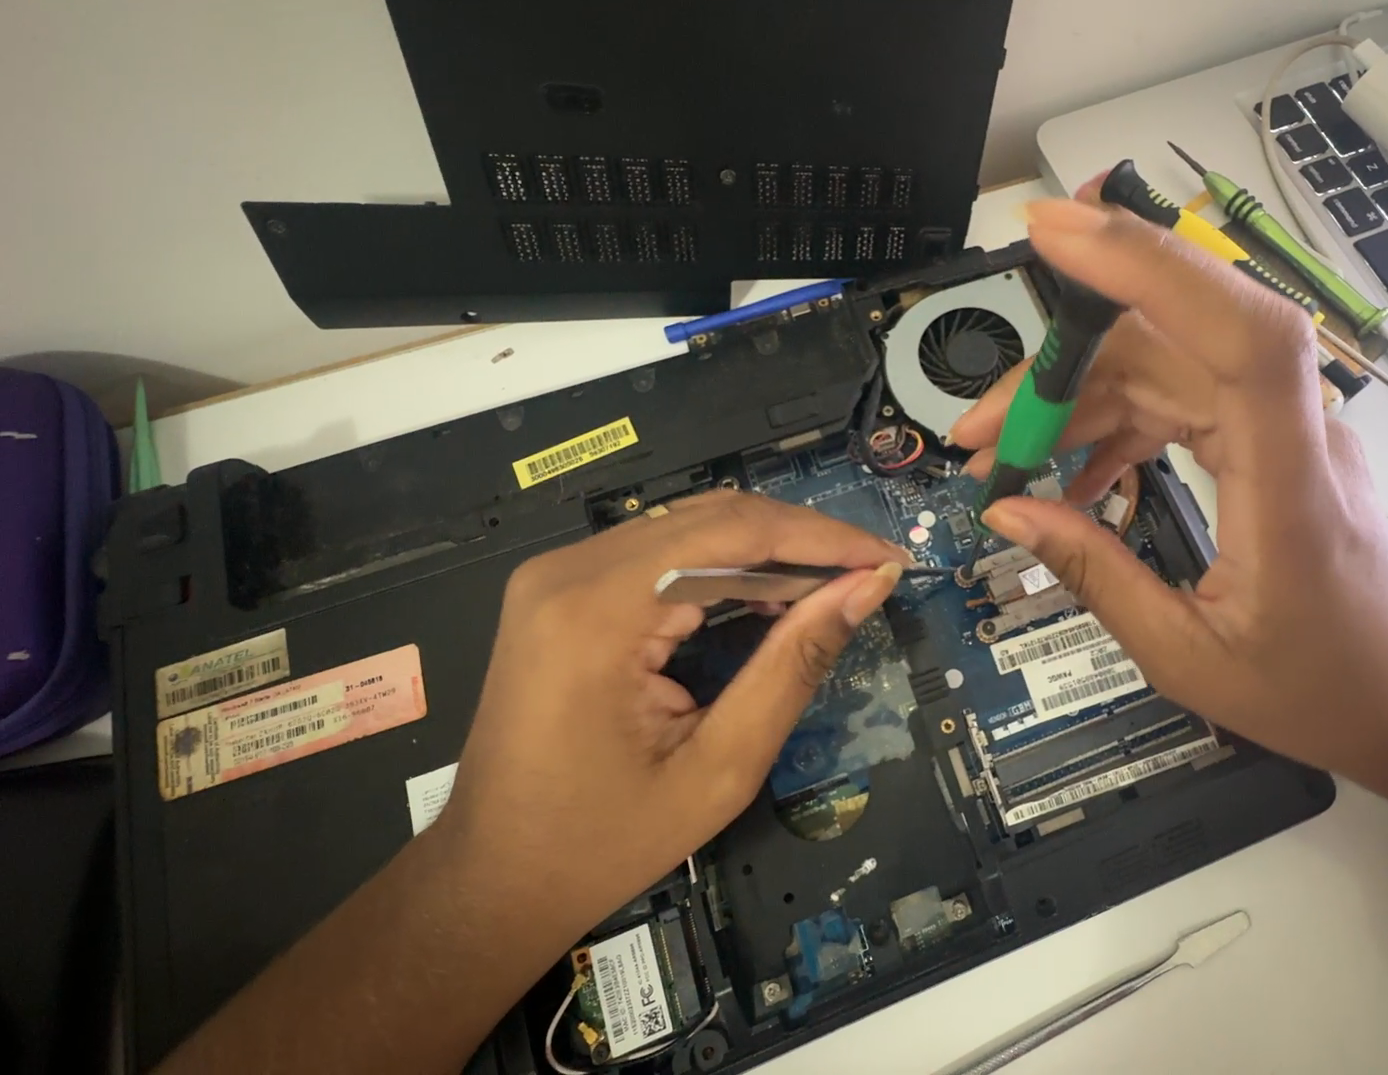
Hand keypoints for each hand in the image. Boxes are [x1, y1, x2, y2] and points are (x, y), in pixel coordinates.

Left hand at [438, 491, 908, 922]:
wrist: (493, 877)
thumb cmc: (606, 840)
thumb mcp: (722, 764)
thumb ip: (795, 664)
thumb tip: (866, 589)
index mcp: (598, 612)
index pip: (735, 532)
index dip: (824, 538)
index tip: (888, 558)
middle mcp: (570, 570)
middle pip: (716, 517)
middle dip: (804, 540)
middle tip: (869, 576)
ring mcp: (558, 573)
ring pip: (693, 525)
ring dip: (770, 550)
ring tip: (832, 588)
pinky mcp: (562, 588)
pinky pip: (664, 551)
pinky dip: (728, 565)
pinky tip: (769, 597)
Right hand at [950, 193, 1387, 771]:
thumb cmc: (1312, 691)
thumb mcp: (1184, 654)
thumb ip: (1093, 573)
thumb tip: (1005, 512)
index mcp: (1289, 485)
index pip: (1239, 332)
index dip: (1151, 265)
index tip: (1058, 231)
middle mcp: (1296, 433)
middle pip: (1174, 345)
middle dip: (1063, 369)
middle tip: (981, 428)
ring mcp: (1288, 431)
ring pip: (1169, 370)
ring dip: (1078, 403)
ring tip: (1005, 457)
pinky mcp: (1272, 444)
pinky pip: (1184, 405)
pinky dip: (1118, 428)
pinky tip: (1070, 478)